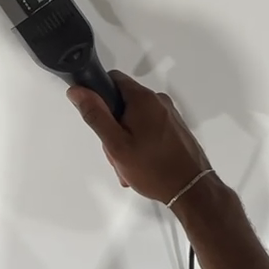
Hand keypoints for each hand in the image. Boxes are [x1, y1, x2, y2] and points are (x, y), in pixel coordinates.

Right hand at [67, 72, 213, 204]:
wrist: (191, 189)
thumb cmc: (152, 168)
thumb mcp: (115, 144)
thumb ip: (95, 115)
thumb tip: (77, 91)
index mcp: (143, 98)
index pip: (112, 79)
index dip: (99, 95)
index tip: (97, 119)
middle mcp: (159, 100)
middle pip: (124, 102)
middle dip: (113, 126)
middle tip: (115, 152)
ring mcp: (169, 114)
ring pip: (136, 118)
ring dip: (126, 138)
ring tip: (128, 165)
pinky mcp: (176, 128)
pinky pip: (149, 128)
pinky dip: (141, 143)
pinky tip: (141, 164)